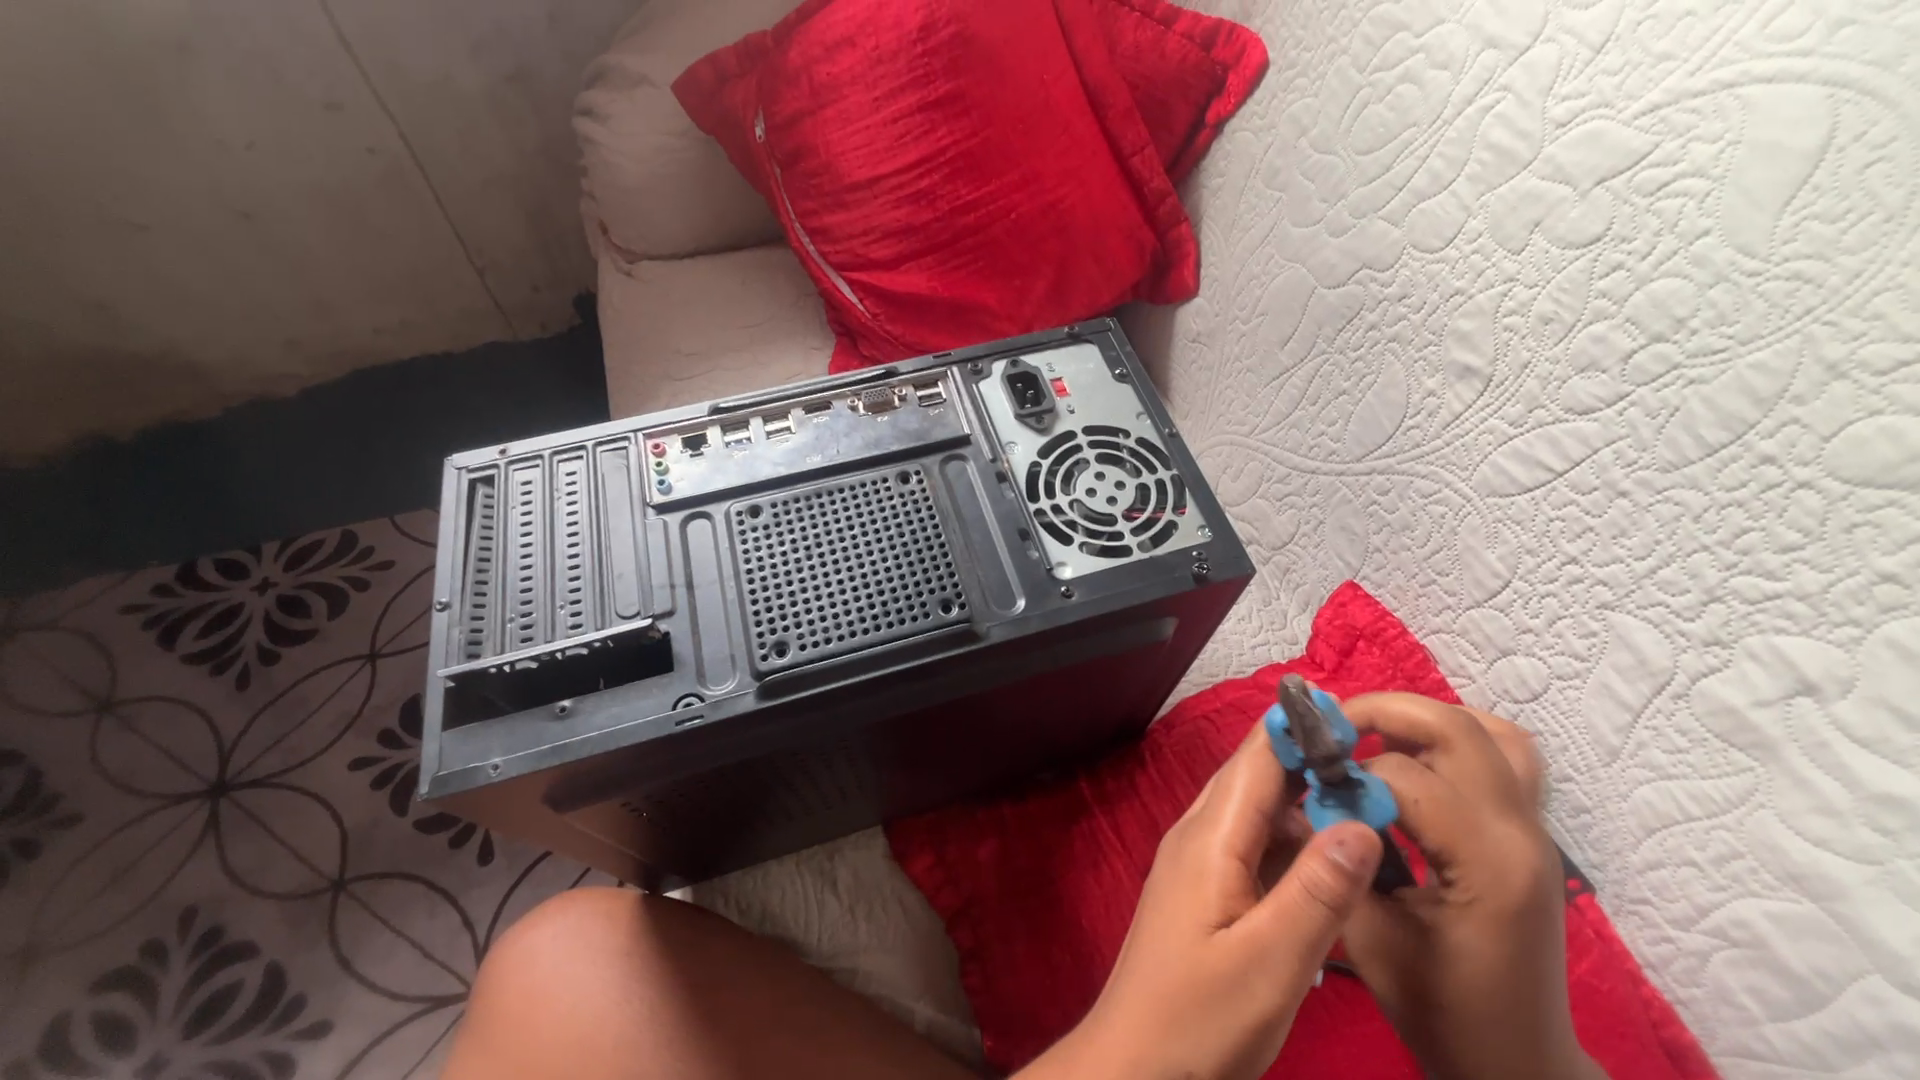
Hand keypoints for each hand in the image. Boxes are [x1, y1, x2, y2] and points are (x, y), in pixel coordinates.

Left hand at [1020, 720, 1383, 1079]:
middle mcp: (1201, 836)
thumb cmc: (1198, 1020)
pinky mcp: (1208, 894)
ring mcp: (1201, 865)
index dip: (1303, 728)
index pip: (1257, 757)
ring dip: (1310, 806)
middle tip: (1387, 763)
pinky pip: (1257, 850)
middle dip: (1316, 763)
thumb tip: (1363, 821)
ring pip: (1262, 815)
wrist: (1134, 1067)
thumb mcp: (1271, 962)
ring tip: (1375, 806)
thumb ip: (1318, 892)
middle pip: (1260, 779)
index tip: (1362, 714)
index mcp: (1211, 837)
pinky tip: (1335, 864)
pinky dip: (1296, 846)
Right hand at [1341, 693, 1603, 1079]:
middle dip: (1383, 713)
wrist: (1516, 1061)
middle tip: (1330, 730)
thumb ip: (1335, 861)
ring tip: (1372, 737)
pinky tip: (1411, 762)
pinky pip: (1503, 759)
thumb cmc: (1441, 1011)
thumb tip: (1306, 801)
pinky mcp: (1529, 837)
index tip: (1303, 780)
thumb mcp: (1370, 940)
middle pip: (1456, 728)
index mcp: (1486, 862)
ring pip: (1492, 733)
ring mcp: (1534, 832)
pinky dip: (1455, 742)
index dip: (1346, 771)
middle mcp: (1520, 833)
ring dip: (1426, 721)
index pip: (1406, 775)